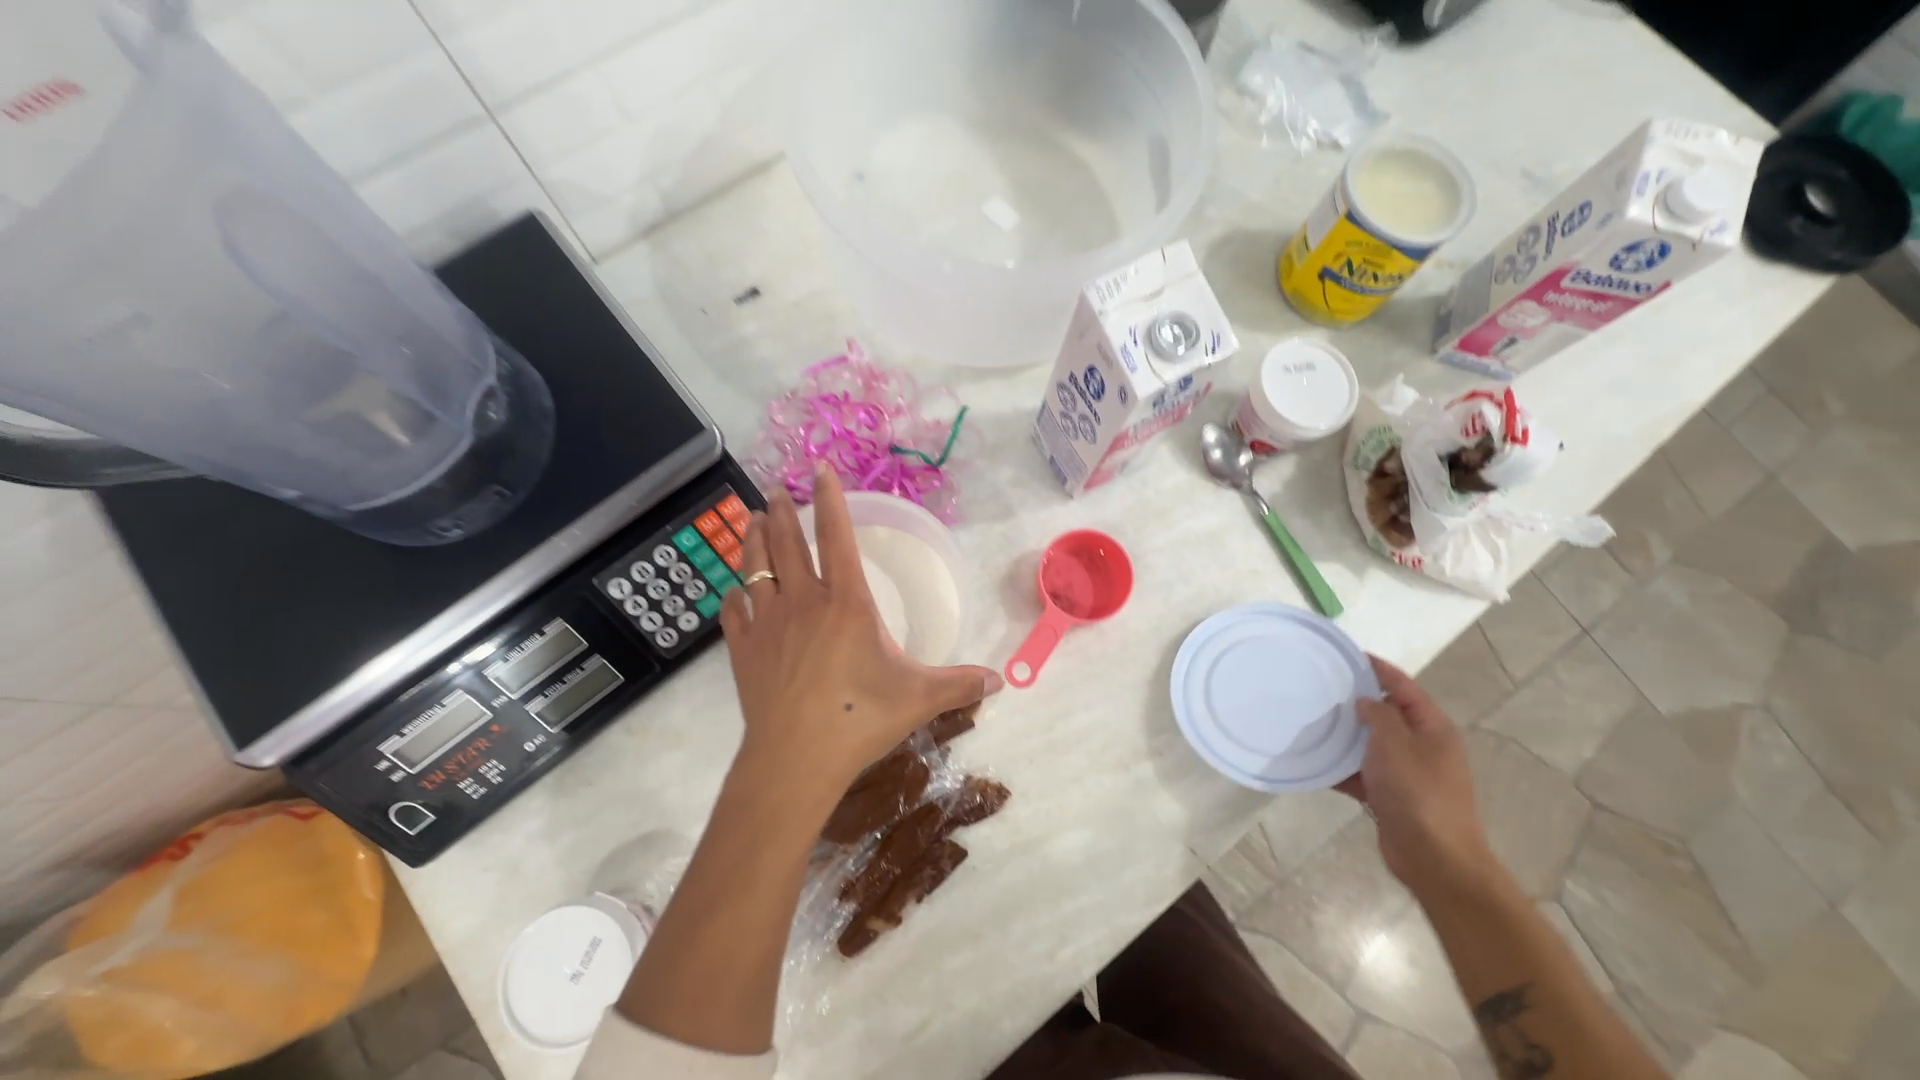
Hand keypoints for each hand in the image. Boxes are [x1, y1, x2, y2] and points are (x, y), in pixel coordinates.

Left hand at [719, 466, 1001, 807]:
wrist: (795, 759)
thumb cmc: (859, 719)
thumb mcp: (918, 698)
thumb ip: (958, 684)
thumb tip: (1000, 681)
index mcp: (846, 603)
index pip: (837, 537)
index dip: (831, 499)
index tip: (821, 470)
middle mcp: (803, 602)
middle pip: (788, 544)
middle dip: (784, 511)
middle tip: (776, 488)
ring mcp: (767, 624)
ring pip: (755, 568)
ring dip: (755, 540)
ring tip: (754, 518)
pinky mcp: (743, 651)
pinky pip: (735, 612)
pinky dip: (735, 596)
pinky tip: (734, 592)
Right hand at [1336, 656, 1495, 896]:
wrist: (1433, 857)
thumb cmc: (1418, 793)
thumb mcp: (1396, 744)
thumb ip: (1379, 715)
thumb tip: (1365, 702)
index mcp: (1432, 728)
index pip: (1403, 687)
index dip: (1378, 669)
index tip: (1349, 654)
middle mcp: (1421, 746)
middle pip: (1386, 715)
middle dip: (1355, 702)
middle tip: (1320, 688)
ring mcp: (1406, 773)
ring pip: (1370, 745)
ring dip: (1344, 736)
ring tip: (1310, 721)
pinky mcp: (1390, 797)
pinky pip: (1360, 774)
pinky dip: (1340, 769)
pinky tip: (1313, 763)